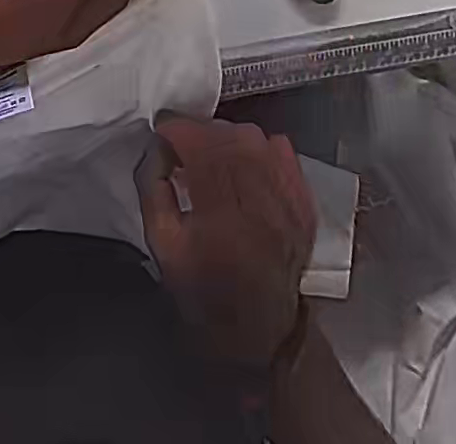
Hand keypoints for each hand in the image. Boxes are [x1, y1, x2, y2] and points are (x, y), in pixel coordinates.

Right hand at [139, 116, 315, 369]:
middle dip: (199, 130)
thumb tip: (156, 148)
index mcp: (221, 216)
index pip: (201, 148)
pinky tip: (244, 161)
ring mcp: (287, 200)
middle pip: (230, 137)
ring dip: (226, 136)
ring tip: (211, 153)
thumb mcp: (161, 244)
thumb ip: (152, 189)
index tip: (161, 130)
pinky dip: (259, 146)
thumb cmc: (203, 286)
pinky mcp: (303, 201)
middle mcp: (260, 202)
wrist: (258, 327)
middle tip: (182, 144)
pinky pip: (283, 151)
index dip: (177, 129)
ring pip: (256, 138)